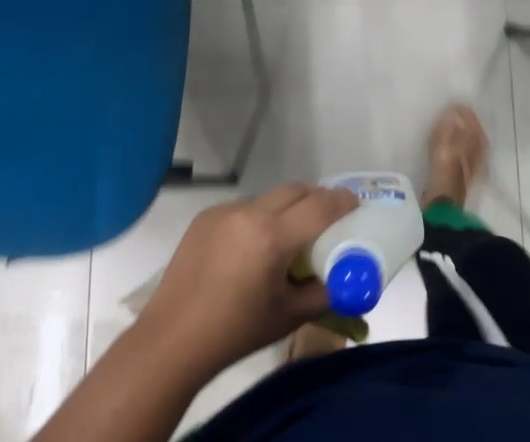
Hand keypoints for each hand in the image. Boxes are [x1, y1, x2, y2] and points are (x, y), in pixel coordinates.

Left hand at [136, 184, 360, 375]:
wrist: (172, 339)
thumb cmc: (235, 332)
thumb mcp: (288, 316)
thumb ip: (324, 293)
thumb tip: (348, 282)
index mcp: (272, 236)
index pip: (320, 206)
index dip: (343, 202)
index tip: (357, 205)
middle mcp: (248, 213)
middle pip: (295, 190)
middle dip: (316, 199)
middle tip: (328, 219)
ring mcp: (223, 212)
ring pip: (268, 198)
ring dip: (285, 209)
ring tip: (287, 238)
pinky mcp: (204, 219)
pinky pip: (243, 208)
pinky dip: (258, 219)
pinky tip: (253, 248)